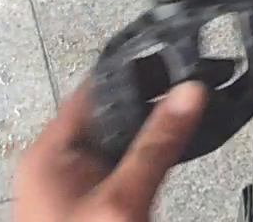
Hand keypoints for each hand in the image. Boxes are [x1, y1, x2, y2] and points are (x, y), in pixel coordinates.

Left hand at [13, 80, 206, 221]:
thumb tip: (190, 90)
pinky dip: (156, 144)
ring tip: (199, 101)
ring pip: (125, 130)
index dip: (138, 67)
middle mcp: (59, 160)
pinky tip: (183, 138)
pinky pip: (129, 154)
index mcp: (50, 153)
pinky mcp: (95, 196)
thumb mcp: (123, 201)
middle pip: (114, 106)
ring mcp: (77, 179)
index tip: (180, 51)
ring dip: (159, 120)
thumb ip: (158, 142)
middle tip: (201, 76)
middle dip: (157, 93)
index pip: (97, 87)